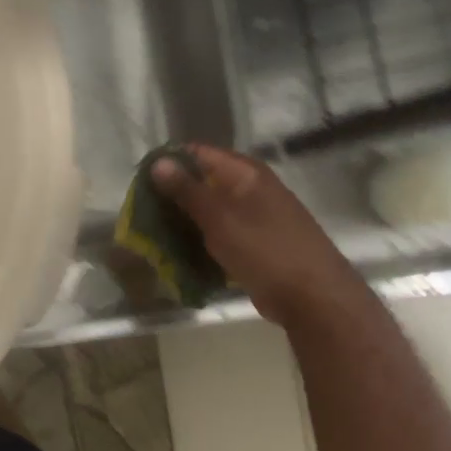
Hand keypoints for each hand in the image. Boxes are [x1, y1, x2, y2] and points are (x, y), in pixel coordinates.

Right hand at [151, 144, 368, 327]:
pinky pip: (215, 233)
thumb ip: (187, 190)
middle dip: (169, 195)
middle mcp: (249, 189)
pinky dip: (195, 240)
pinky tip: (174, 252)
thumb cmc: (265, 250)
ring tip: (149, 234)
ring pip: (205, 210)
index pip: (198, 154)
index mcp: (245, 174)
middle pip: (200, 182)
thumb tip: (158, 162)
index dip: (168, 163)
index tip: (139, 182)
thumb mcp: (220, 218)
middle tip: (139, 213)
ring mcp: (251, 217)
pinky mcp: (250, 243)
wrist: (311, 296)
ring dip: (179, 221)